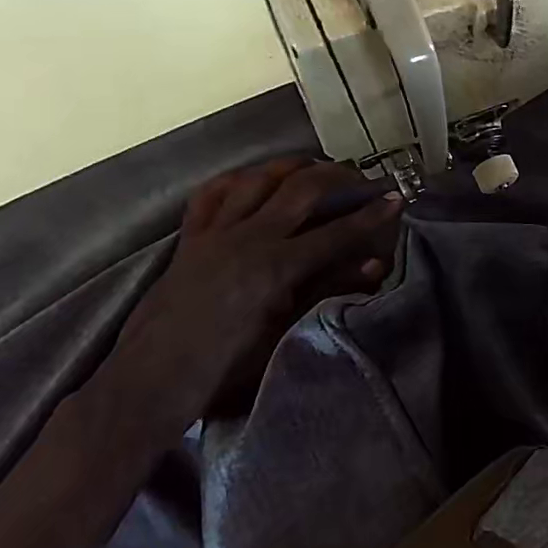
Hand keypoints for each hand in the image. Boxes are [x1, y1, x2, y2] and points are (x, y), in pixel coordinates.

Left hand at [119, 158, 403, 416]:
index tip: (397, 198)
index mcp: (276, 267)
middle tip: (361, 177)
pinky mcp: (189, 238)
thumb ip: (328, 290)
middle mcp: (248, 239)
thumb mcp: (285, 332)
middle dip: (338, 177)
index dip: (372, 215)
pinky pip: (211, 194)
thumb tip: (376, 264)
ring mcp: (215, 233)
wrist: (150, 381)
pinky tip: (254, 177)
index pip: (337, 232)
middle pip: (302, 189)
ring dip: (291, 167)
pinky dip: (236, 179)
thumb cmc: (226, 367)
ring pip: (258, 179)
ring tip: (315, 166)